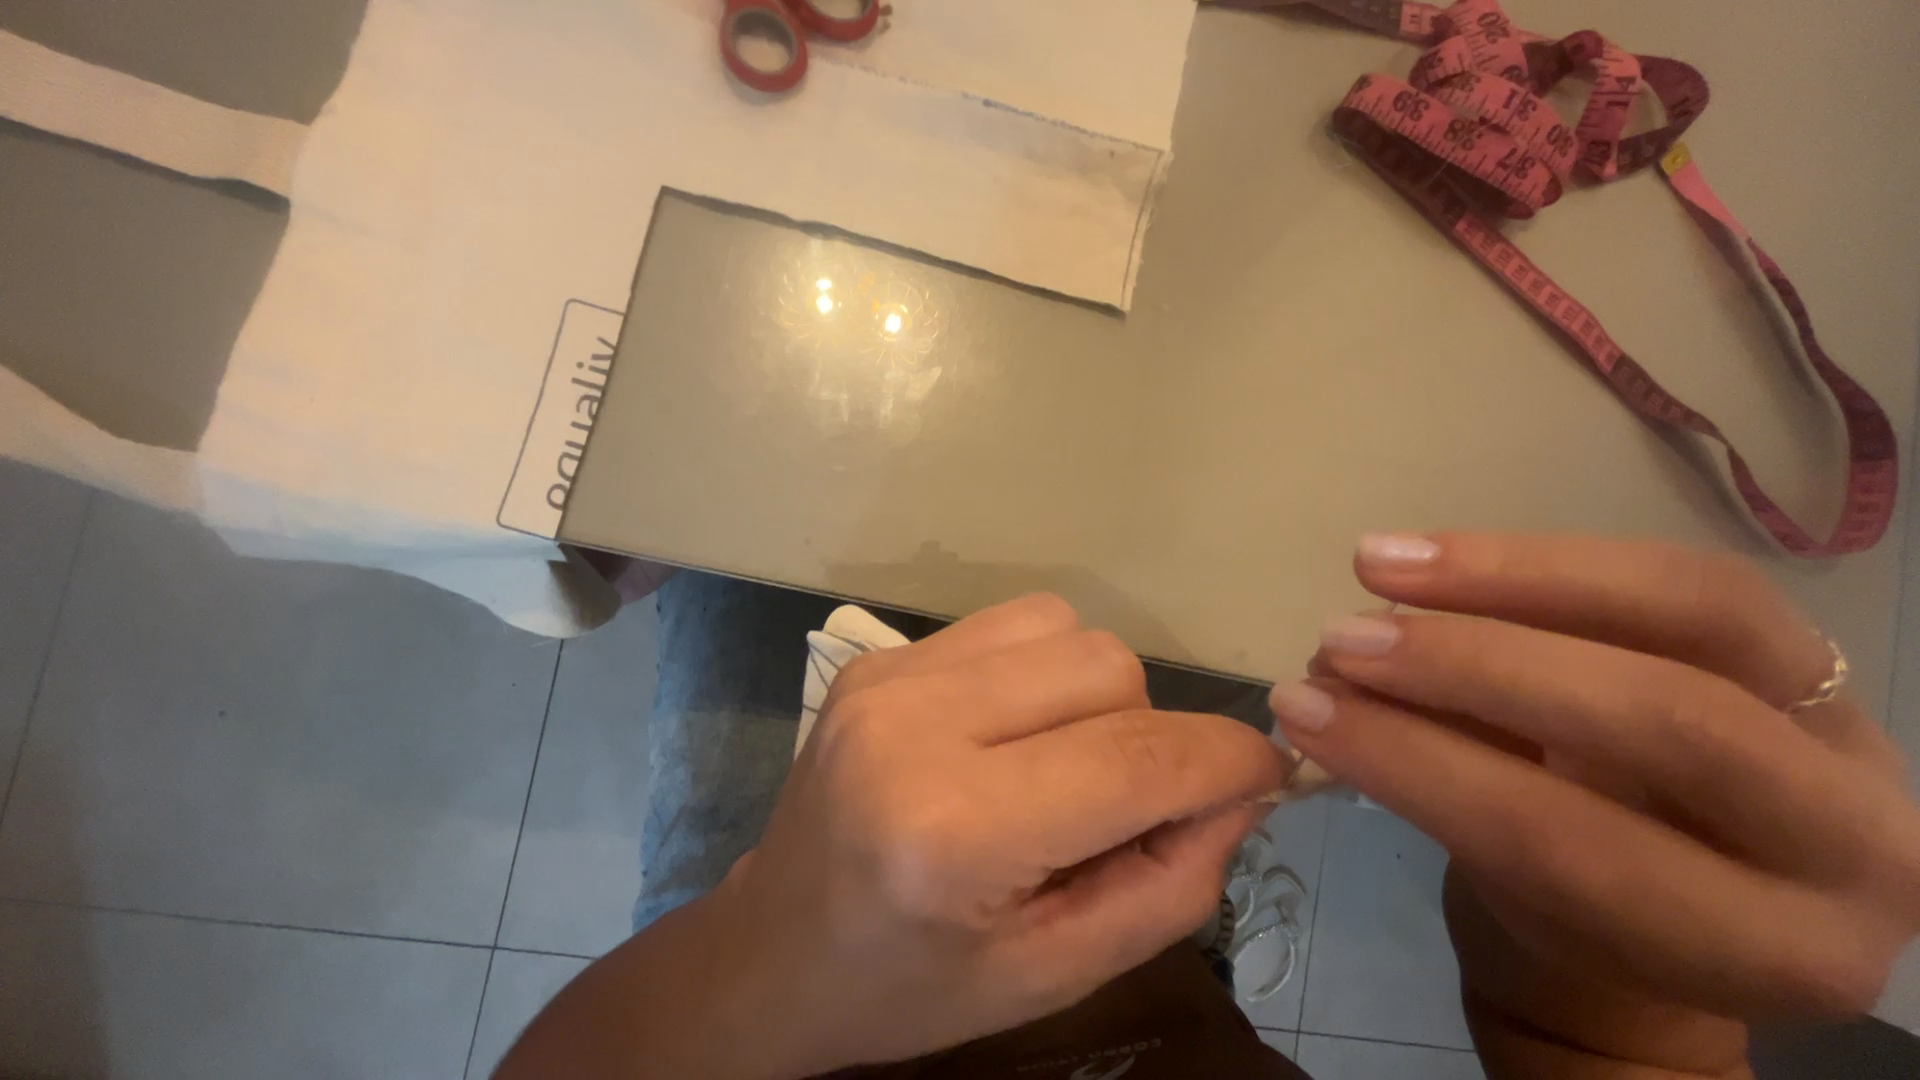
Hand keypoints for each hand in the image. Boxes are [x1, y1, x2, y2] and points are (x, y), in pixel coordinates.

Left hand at [712, 594, 1290, 1076]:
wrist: (775, 947)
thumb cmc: (914, 984)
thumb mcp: (1058, 970)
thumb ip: (1170, 881)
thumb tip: (1241, 786)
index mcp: (954, 828)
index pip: (1135, 761)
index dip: (1226, 760)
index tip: (1266, 774)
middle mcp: (914, 725)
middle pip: (1107, 668)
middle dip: (1151, 733)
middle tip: (1125, 801)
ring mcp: (888, 676)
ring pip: (1065, 629)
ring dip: (1096, 694)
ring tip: (1059, 763)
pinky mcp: (878, 656)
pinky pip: (1011, 625)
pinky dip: (1043, 671)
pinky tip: (1011, 731)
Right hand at [1268, 534, 1919, 1073]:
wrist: (1674, 910)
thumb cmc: (1569, 918)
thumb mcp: (1505, 888)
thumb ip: (1432, 783)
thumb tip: (1324, 688)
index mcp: (1762, 946)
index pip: (1566, 839)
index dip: (1415, 760)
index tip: (1298, 708)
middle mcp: (1856, 845)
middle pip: (1659, 717)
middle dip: (1468, 663)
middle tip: (1339, 638)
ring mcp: (1854, 733)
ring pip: (1694, 611)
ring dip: (1507, 576)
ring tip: (1376, 563)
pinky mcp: (1810, 656)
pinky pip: (1679, 579)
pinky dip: (1542, 557)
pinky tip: (1437, 554)